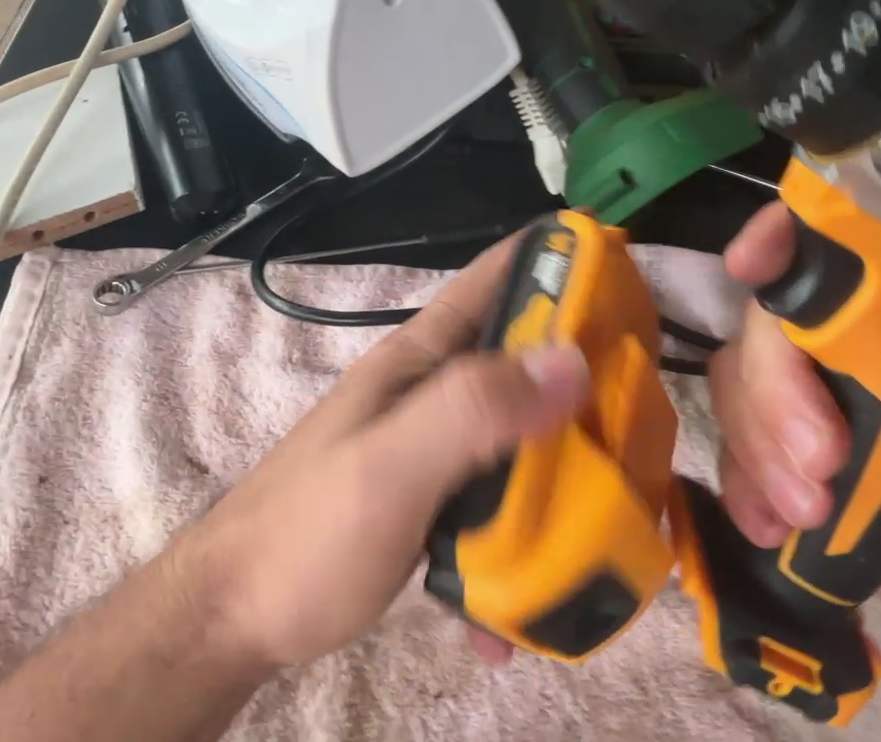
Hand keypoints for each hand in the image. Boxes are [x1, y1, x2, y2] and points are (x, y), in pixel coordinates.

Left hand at [166, 237, 590, 671]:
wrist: (235, 619)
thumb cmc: (306, 533)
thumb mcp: (390, 467)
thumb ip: (472, 409)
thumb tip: (571, 359)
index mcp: (417, 362)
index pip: (492, 283)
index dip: (553, 262)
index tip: (623, 266)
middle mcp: (431, 397)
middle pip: (520, 365)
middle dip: (581, 376)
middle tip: (646, 404)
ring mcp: (433, 454)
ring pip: (518, 440)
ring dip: (561, 473)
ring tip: (610, 513)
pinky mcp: (434, 509)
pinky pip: (496, 510)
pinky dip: (519, 547)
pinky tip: (523, 604)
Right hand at [713, 203, 880, 646]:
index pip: (848, 243)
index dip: (789, 235)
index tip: (754, 260)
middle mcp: (861, 339)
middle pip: (771, 321)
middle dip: (776, 387)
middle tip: (821, 462)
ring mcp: (814, 393)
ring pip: (740, 382)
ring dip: (759, 446)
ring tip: (812, 512)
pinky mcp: (785, 452)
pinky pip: (732, 449)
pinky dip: (742, 486)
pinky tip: (774, 527)